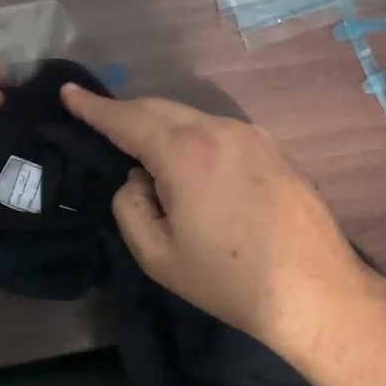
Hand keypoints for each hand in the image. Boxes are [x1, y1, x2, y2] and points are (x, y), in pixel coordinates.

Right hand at [61, 85, 370, 347]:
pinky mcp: (273, 149)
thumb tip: (137, 180)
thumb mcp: (157, 255)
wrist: (317, 293)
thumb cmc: (229, 279)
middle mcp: (219, 130)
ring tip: (144, 155)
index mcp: (185, 153)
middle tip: (98, 124)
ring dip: (160, 128)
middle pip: (158, 109)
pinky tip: (191, 168)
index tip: (68, 91)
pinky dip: (192, 138)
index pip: (126, 119)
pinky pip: (218, 131)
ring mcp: (251, 135)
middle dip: (125, 114)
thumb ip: (129, 207)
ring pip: (191, 118)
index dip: (92, 107)